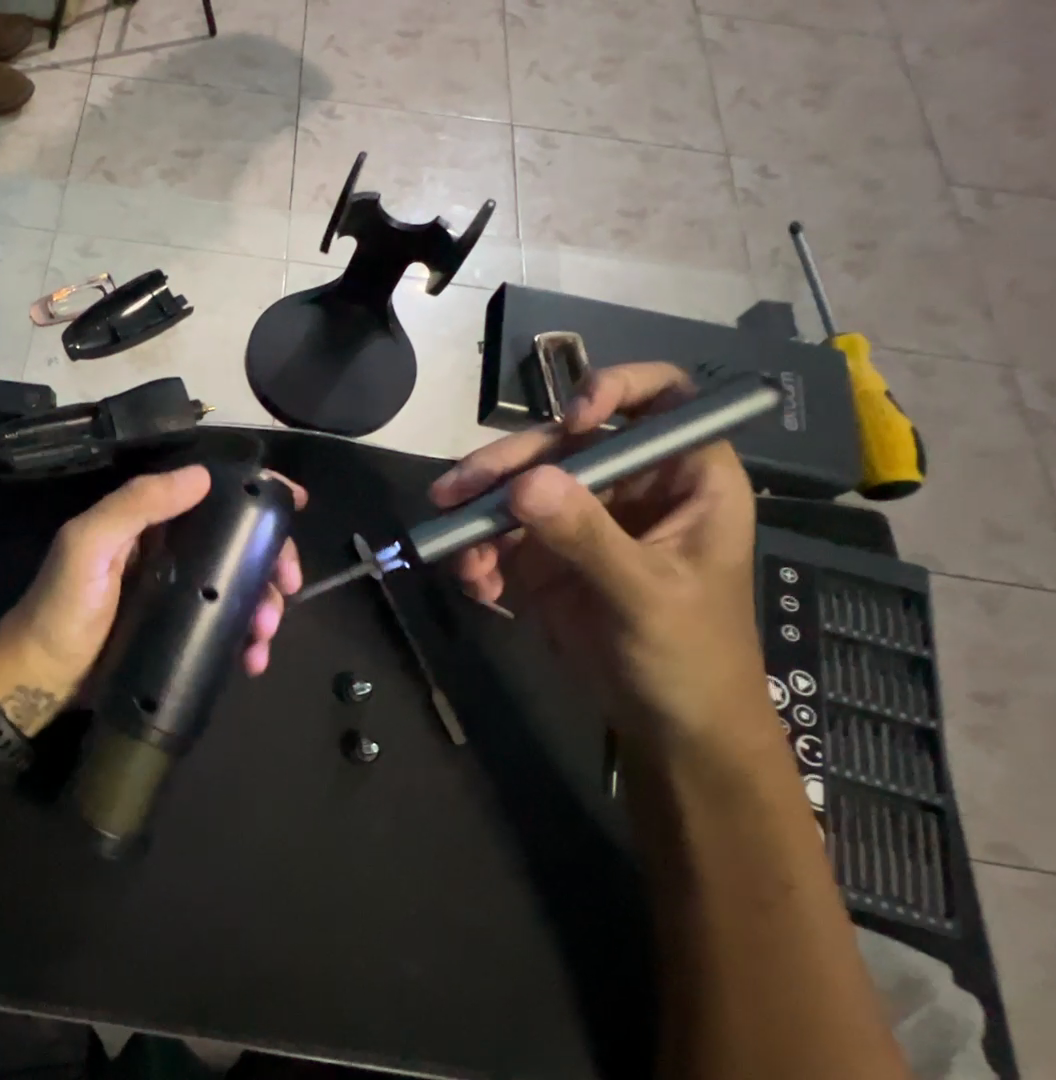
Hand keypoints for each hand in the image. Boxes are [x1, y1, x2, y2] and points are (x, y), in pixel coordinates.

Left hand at [0, 466, 305, 730]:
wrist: (40, 680)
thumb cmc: (61, 609)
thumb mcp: (88, 547)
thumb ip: (135, 506)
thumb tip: (202, 476)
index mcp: (146, 523)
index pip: (209, 496)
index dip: (254, 497)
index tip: (294, 505)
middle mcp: (166, 552)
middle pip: (235, 545)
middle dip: (270, 562)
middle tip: (287, 588)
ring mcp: (175, 595)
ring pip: (236, 587)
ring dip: (263, 606)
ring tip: (264, 635)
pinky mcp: (178, 633)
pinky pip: (223, 627)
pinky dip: (245, 640)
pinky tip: (252, 660)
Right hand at [429, 362, 769, 745]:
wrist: (669, 728)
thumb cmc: (691, 656)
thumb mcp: (646, 594)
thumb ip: (588, 537)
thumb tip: (525, 483)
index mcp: (684, 479)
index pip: (662, 399)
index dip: (617, 390)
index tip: (568, 419)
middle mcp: (629, 488)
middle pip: (561, 446)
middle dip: (505, 467)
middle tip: (453, 492)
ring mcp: (581, 523)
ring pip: (518, 490)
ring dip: (478, 517)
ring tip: (459, 557)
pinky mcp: (544, 558)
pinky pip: (499, 538)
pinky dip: (480, 557)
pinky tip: (478, 587)